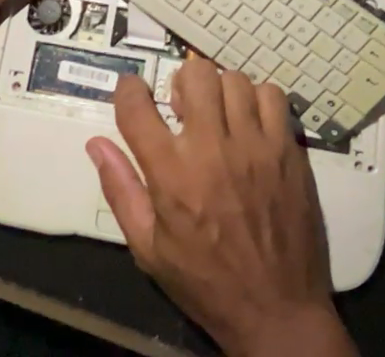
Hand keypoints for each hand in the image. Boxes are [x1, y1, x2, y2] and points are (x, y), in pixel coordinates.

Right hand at [88, 57, 355, 356]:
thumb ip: (121, 190)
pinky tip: (251, 123)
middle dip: (181, 82)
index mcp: (171, 174)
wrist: (276, 310)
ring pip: (234, 79)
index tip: (132, 91)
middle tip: (183, 108)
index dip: (128, 89)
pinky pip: (272, 95)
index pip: (137, 106)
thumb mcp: (148, 247)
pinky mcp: (287, 150)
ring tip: (218, 115)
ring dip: (219, 91)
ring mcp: (255, 145)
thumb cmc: (205, 282)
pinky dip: (258, 100)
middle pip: (194, 74)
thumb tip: (96, 144)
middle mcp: (212, 148)